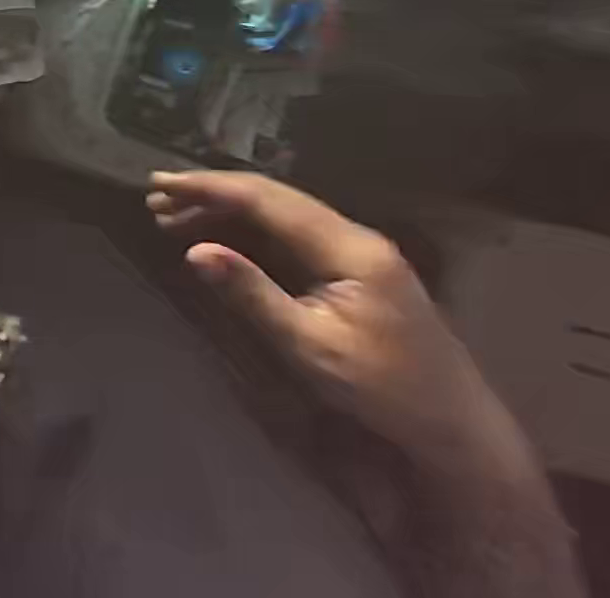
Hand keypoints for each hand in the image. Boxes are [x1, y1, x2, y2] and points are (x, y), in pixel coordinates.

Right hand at [148, 171, 519, 471]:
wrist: (453, 427)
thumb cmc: (381, 389)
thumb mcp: (308, 344)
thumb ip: (250, 292)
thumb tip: (195, 251)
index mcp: (349, 248)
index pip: (266, 201)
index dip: (209, 188)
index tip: (163, 183)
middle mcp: (351, 235)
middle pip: (269, 196)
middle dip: (209, 192)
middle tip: (156, 197)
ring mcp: (350, 247)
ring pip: (274, 211)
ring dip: (222, 208)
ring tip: (170, 215)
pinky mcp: (345, 264)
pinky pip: (283, 230)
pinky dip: (242, 227)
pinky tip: (211, 234)